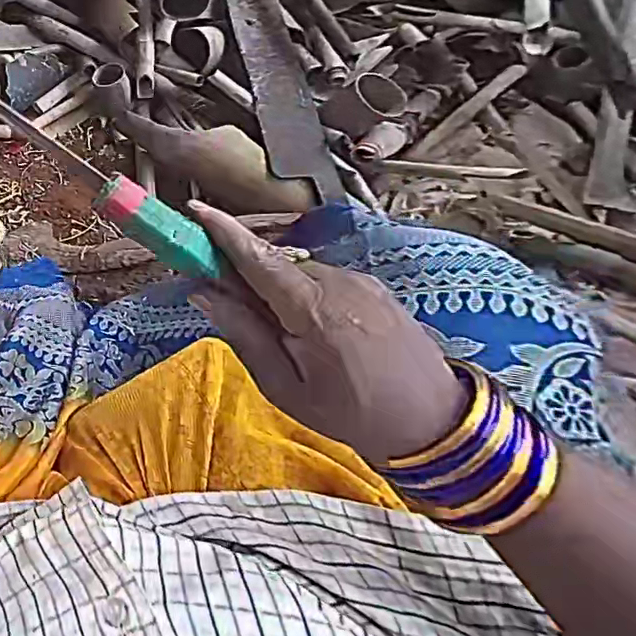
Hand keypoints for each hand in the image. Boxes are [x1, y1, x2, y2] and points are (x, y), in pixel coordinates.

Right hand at [186, 201, 467, 463]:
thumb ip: (242, 333)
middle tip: (225, 299)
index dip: (222, 230)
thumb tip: (203, 292)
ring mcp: (361, 283)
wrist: (441, 427)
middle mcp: (339, 284)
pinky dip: (299, 290)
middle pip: (271, 263)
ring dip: (272, 286)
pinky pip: (319, 278)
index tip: (194, 207)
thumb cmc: (352, 413)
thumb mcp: (283, 385)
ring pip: (295, 270)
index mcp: (313, 311)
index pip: (257, 257)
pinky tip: (307, 324)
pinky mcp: (373, 287)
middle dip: (242, 272)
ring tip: (278, 326)